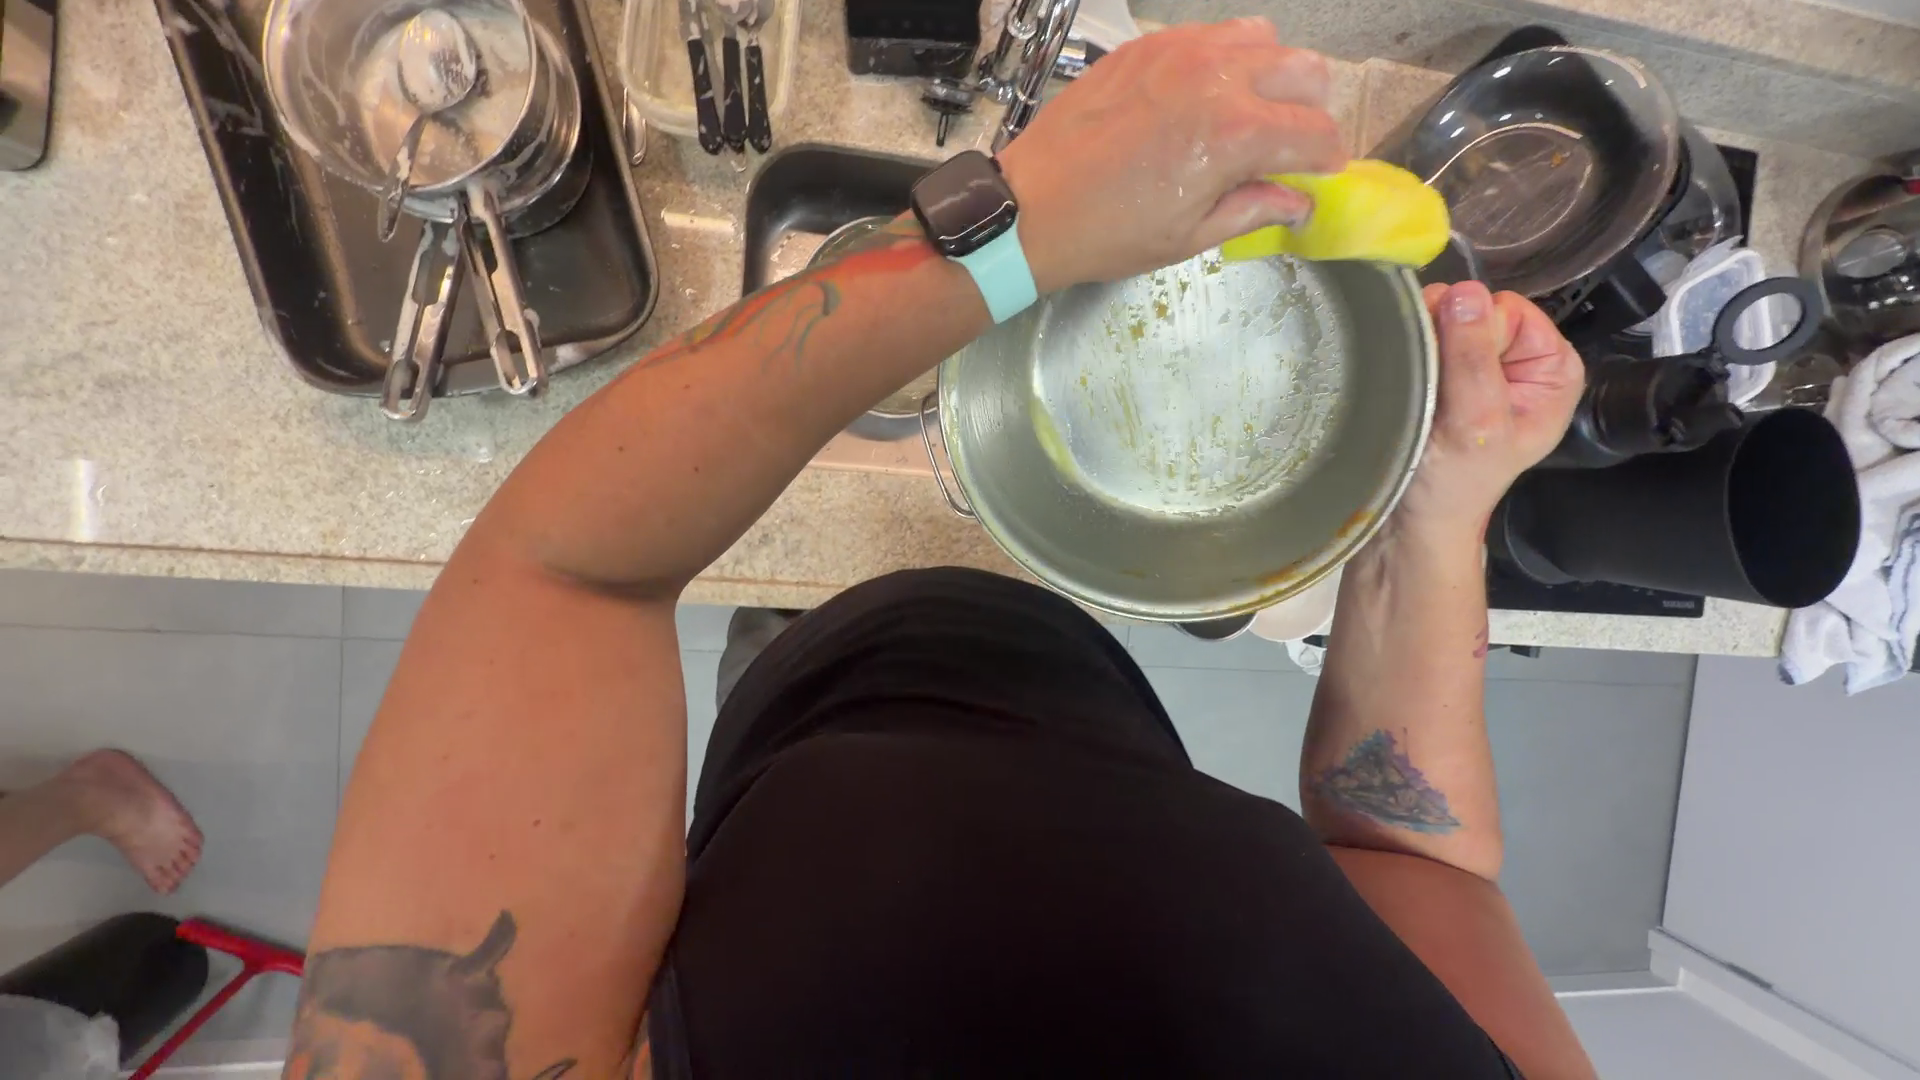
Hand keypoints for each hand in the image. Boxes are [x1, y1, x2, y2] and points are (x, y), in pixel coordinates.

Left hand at [993, 18, 1346, 292]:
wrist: (1032, 208)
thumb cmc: (1106, 234)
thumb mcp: (1188, 237)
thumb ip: (1253, 209)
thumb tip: (1297, 200)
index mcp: (1234, 132)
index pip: (1315, 131)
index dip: (1327, 158)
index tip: (1320, 174)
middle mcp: (1216, 76)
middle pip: (1304, 70)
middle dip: (1310, 110)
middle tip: (1290, 145)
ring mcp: (1180, 51)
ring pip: (1262, 38)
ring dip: (1272, 74)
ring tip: (1249, 114)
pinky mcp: (1146, 47)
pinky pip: (1210, 35)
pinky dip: (1224, 61)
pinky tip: (1202, 97)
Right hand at [1393, 282, 1584, 536]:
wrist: (1406, 527)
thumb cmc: (1450, 485)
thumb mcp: (1474, 422)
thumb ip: (1472, 357)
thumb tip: (1463, 291)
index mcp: (1548, 367)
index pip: (1506, 310)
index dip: (1472, 333)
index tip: (1449, 374)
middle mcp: (1513, 363)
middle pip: (1470, 313)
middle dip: (1439, 340)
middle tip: (1424, 384)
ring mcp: (1470, 373)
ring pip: (1437, 327)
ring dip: (1414, 351)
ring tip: (1409, 391)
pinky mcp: (1433, 384)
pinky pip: (1416, 348)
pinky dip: (1400, 360)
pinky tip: (1396, 388)